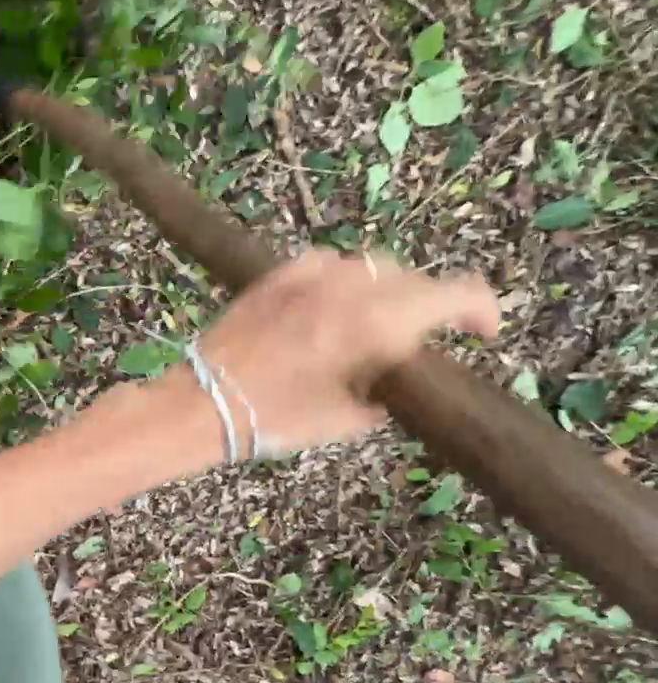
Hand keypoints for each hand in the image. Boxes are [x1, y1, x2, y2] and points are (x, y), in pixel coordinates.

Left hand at [195, 250, 501, 456]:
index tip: (480, 332)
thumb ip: (387, 388)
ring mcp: (308, 278)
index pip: (458, 293)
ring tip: (370, 320)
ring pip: (368, 267)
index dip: (480, 310)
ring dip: (380, 289)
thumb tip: (392, 377)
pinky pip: (322, 264)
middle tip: (416, 335)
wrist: (201, 403)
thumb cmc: (274, 417)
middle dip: (424, 304)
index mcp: (380, 320)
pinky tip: (327, 303)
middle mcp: (350, 288)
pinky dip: (336, 279)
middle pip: (412, 279)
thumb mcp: (348, 416)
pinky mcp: (272, 279)